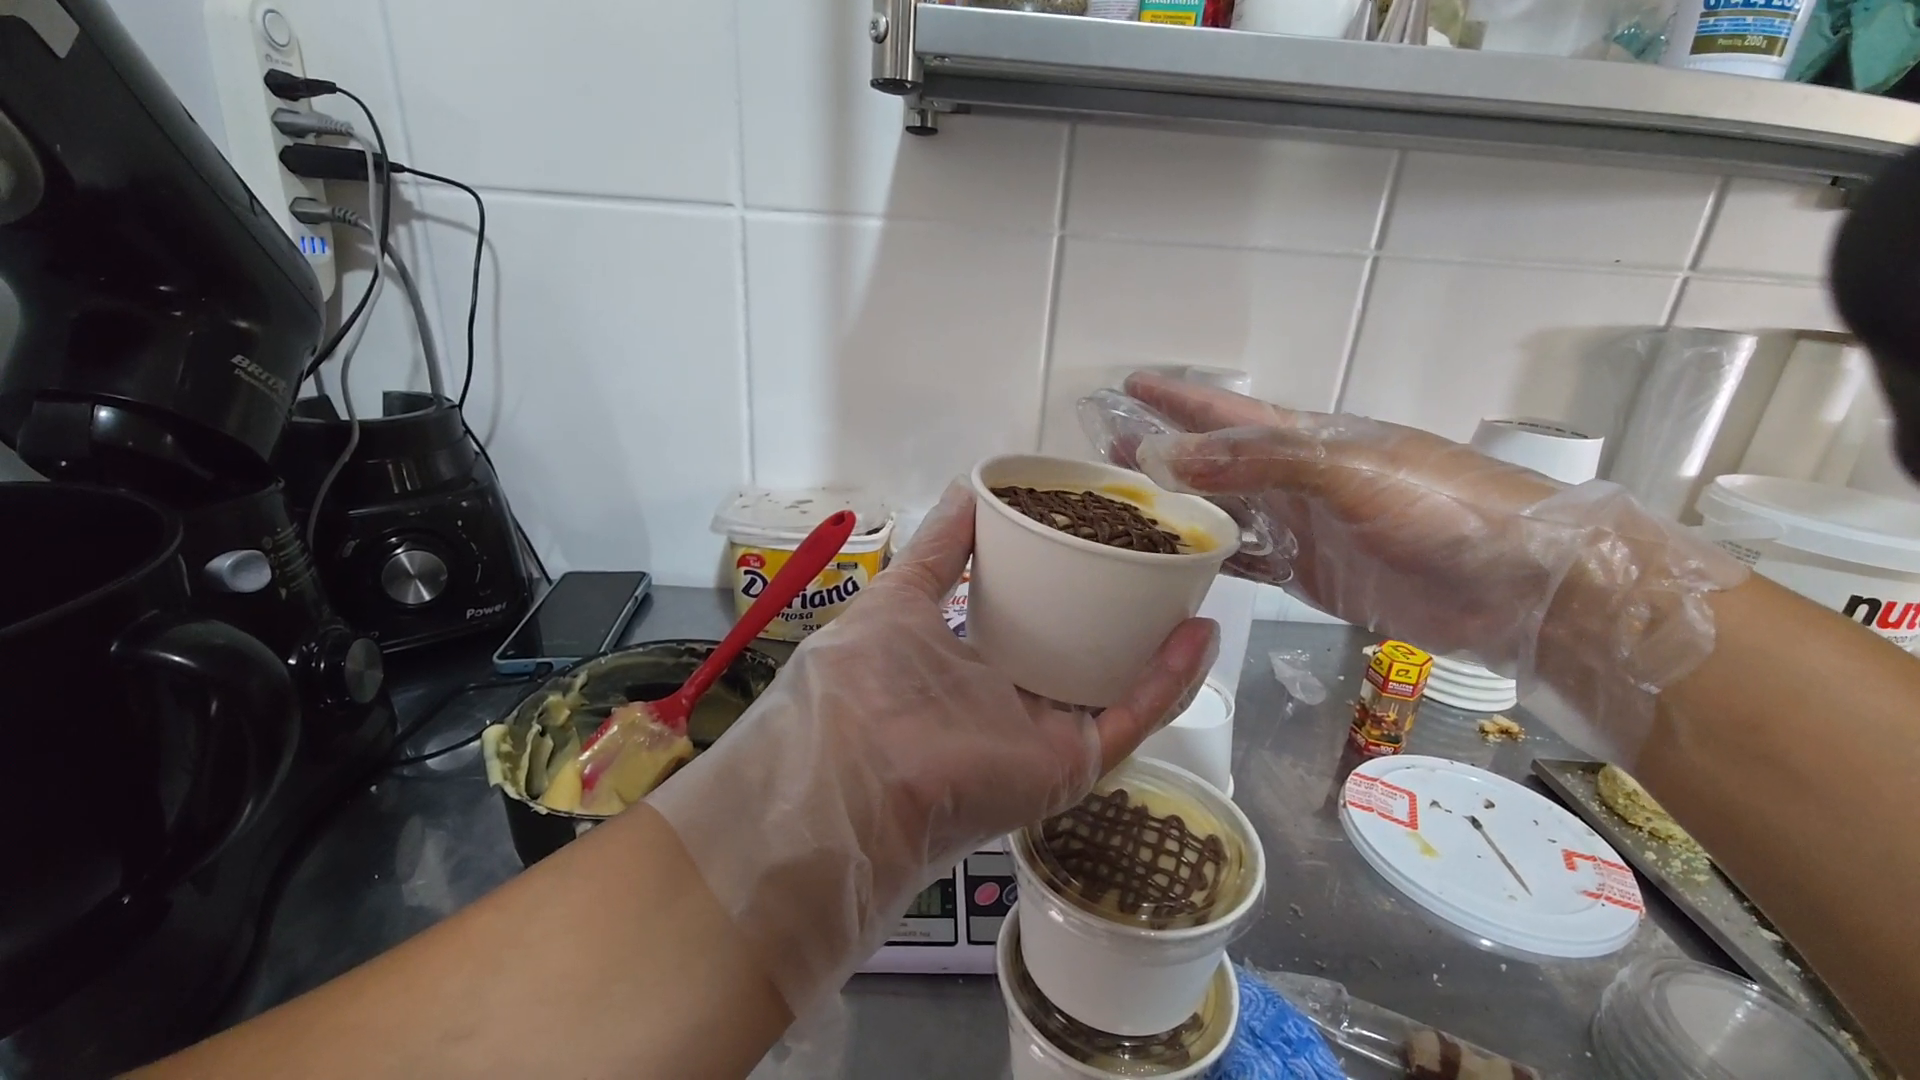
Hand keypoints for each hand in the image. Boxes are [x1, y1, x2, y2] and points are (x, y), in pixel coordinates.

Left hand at [647, 482, 1217, 1014]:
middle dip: (1118, 613)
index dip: (1059, 582)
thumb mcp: (899, 597)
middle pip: (1078, 654)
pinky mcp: (1074, 761)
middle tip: (1153, 560)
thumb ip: (938, 548)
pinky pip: (1134, 717)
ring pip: (1118, 686)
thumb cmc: (865, 678)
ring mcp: (1045, 736)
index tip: (1090, 535)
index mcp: (966, 666)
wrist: (854, 773)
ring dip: (1158, 643)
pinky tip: (1201, 630)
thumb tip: (970, 487)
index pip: (1025, 620)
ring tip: (1191, 588)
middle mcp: (1009, 702)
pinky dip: (1171, 678)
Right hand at [1118, 372, 1744, 759]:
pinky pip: (1248, 561)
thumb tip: (1166, 456)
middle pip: (1215, 462)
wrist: (1522, 588)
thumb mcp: (1349, 472)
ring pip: (1225, 512)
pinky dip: (1213, 559)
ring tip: (1128, 508)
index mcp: (1310, 440)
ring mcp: (1304, 529)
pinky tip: (1178, 563)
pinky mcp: (1313, 575)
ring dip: (1180, 507)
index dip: (1178, 398)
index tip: (1129, 384)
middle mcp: (1298, 480)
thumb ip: (1261, 462)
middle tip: (1106, 452)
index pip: (1226, 413)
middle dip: (1163, 453)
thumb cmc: (1445, 510)